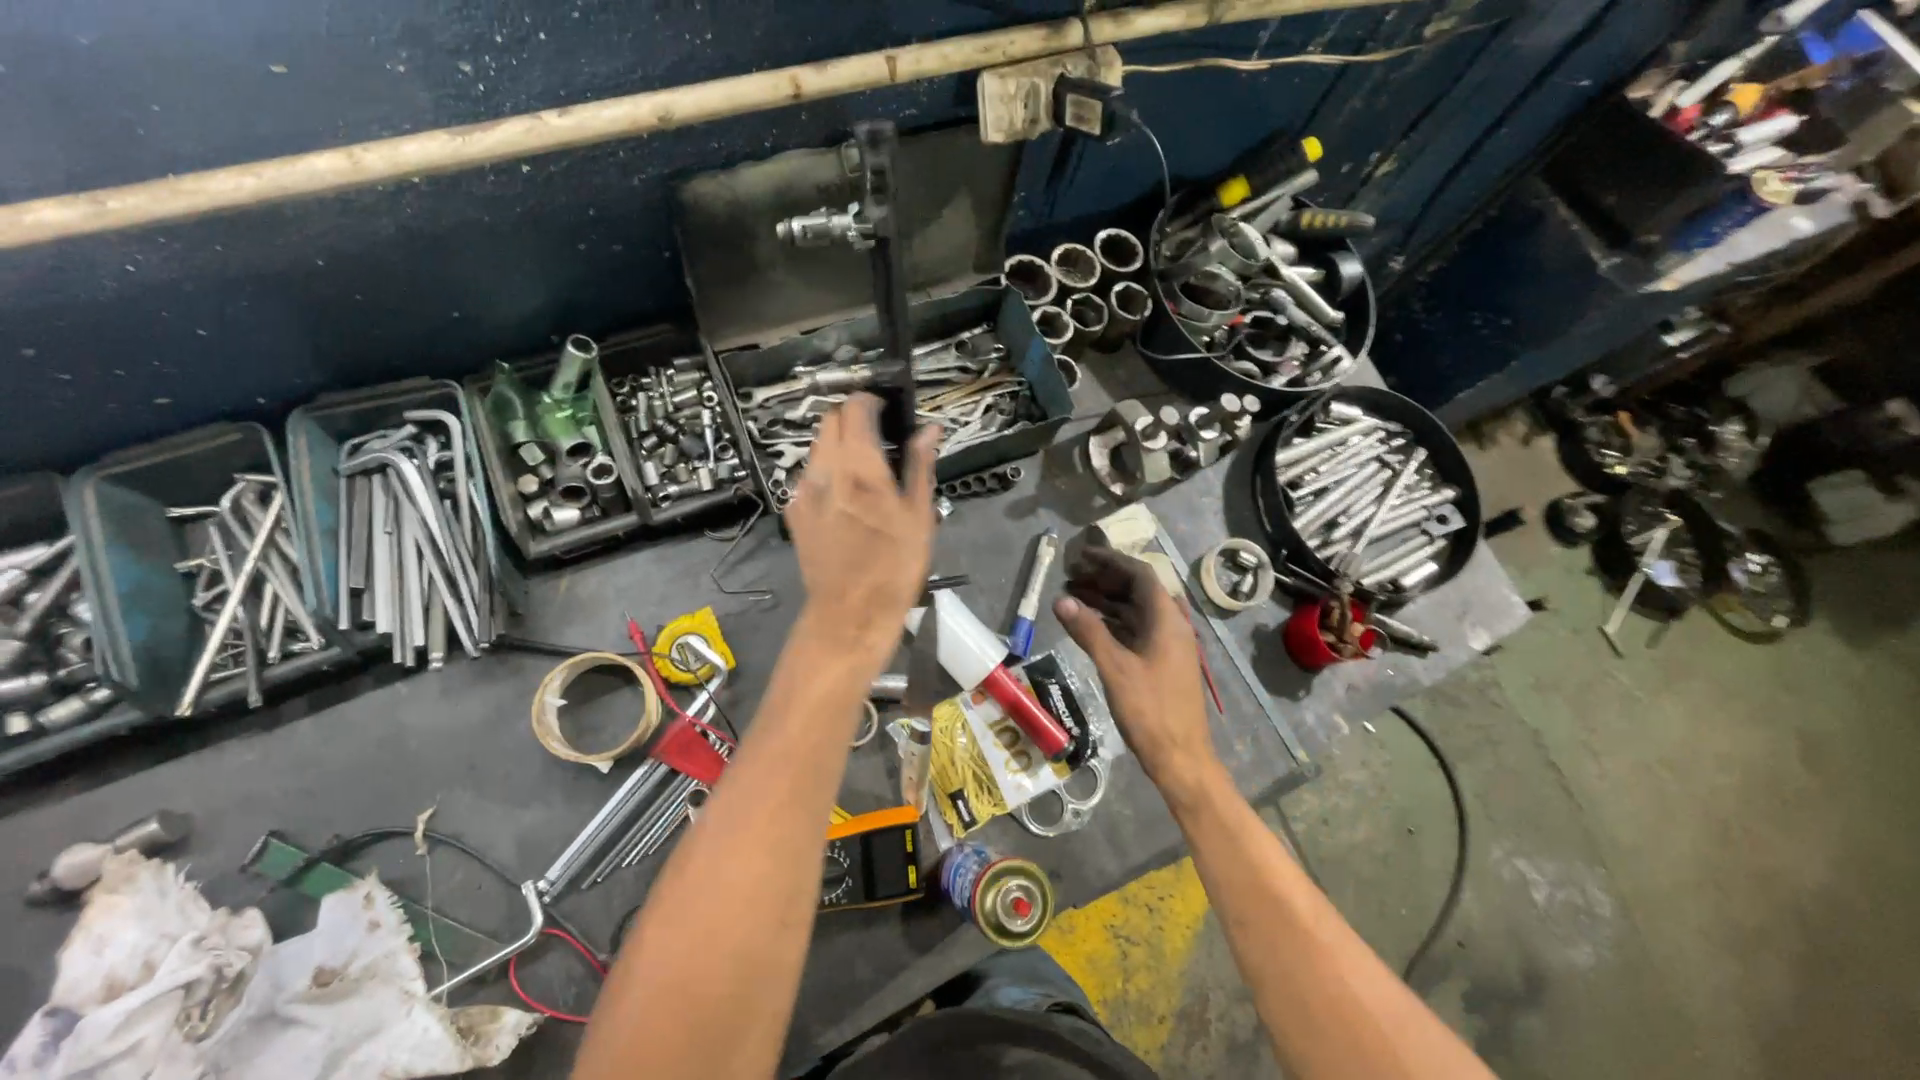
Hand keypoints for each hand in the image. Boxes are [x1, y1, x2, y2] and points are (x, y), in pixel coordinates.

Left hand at [787, 394, 941, 668]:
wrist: (849, 613)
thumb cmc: (894, 567)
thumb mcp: (919, 517)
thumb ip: (920, 466)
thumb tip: (929, 429)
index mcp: (860, 468)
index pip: (854, 408)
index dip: (871, 401)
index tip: (888, 412)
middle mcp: (824, 471)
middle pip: (829, 420)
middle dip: (852, 418)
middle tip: (879, 438)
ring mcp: (803, 491)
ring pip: (816, 446)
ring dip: (838, 445)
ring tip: (864, 471)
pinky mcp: (794, 511)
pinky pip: (808, 475)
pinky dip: (826, 472)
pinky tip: (845, 499)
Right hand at [1054, 546, 1218, 794]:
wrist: (1180, 756)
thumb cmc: (1150, 710)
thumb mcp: (1115, 668)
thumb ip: (1088, 631)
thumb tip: (1061, 600)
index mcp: (1167, 620)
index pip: (1140, 575)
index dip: (1110, 561)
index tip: (1081, 556)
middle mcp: (1171, 626)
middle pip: (1137, 590)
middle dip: (1104, 579)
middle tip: (1071, 574)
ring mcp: (1168, 646)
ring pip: (1135, 611)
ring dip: (1106, 601)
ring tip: (1072, 596)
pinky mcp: (1161, 663)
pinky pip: (1135, 630)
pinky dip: (1112, 623)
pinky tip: (1089, 625)